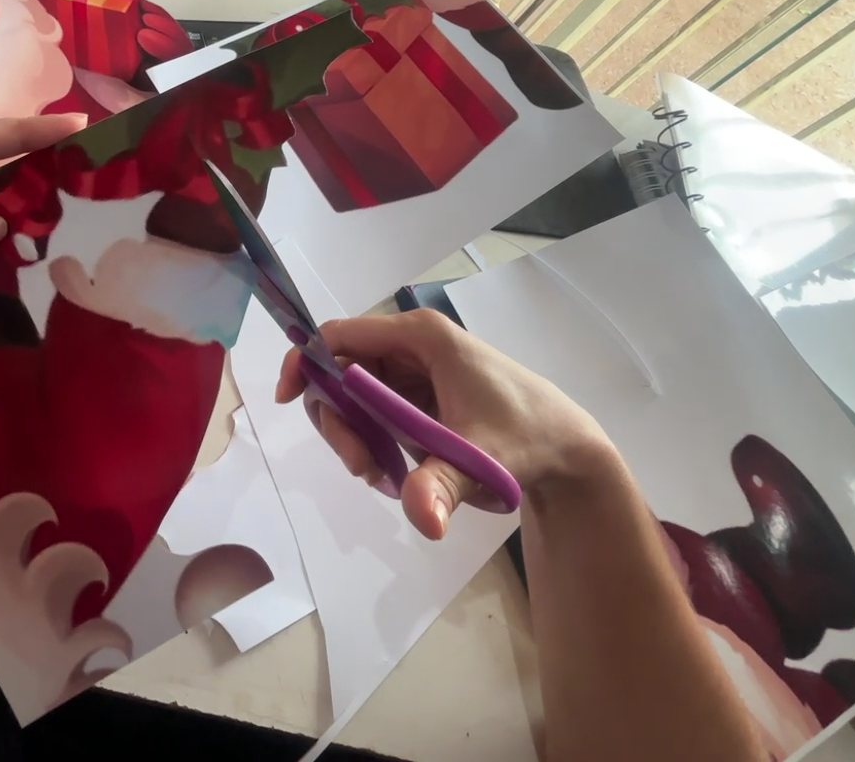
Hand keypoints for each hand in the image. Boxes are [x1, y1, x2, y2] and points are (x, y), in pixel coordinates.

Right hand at [275, 310, 615, 538]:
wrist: (569, 450)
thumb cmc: (527, 437)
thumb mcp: (482, 459)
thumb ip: (442, 483)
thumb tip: (420, 520)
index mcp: (419, 337)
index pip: (338, 334)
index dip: (304, 360)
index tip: (285, 398)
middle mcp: (408, 346)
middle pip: (339, 372)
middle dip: (338, 421)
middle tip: (361, 466)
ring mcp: (410, 371)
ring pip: (351, 396)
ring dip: (353, 437)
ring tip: (383, 477)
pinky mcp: (414, 395)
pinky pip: (371, 412)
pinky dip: (371, 442)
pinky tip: (395, 474)